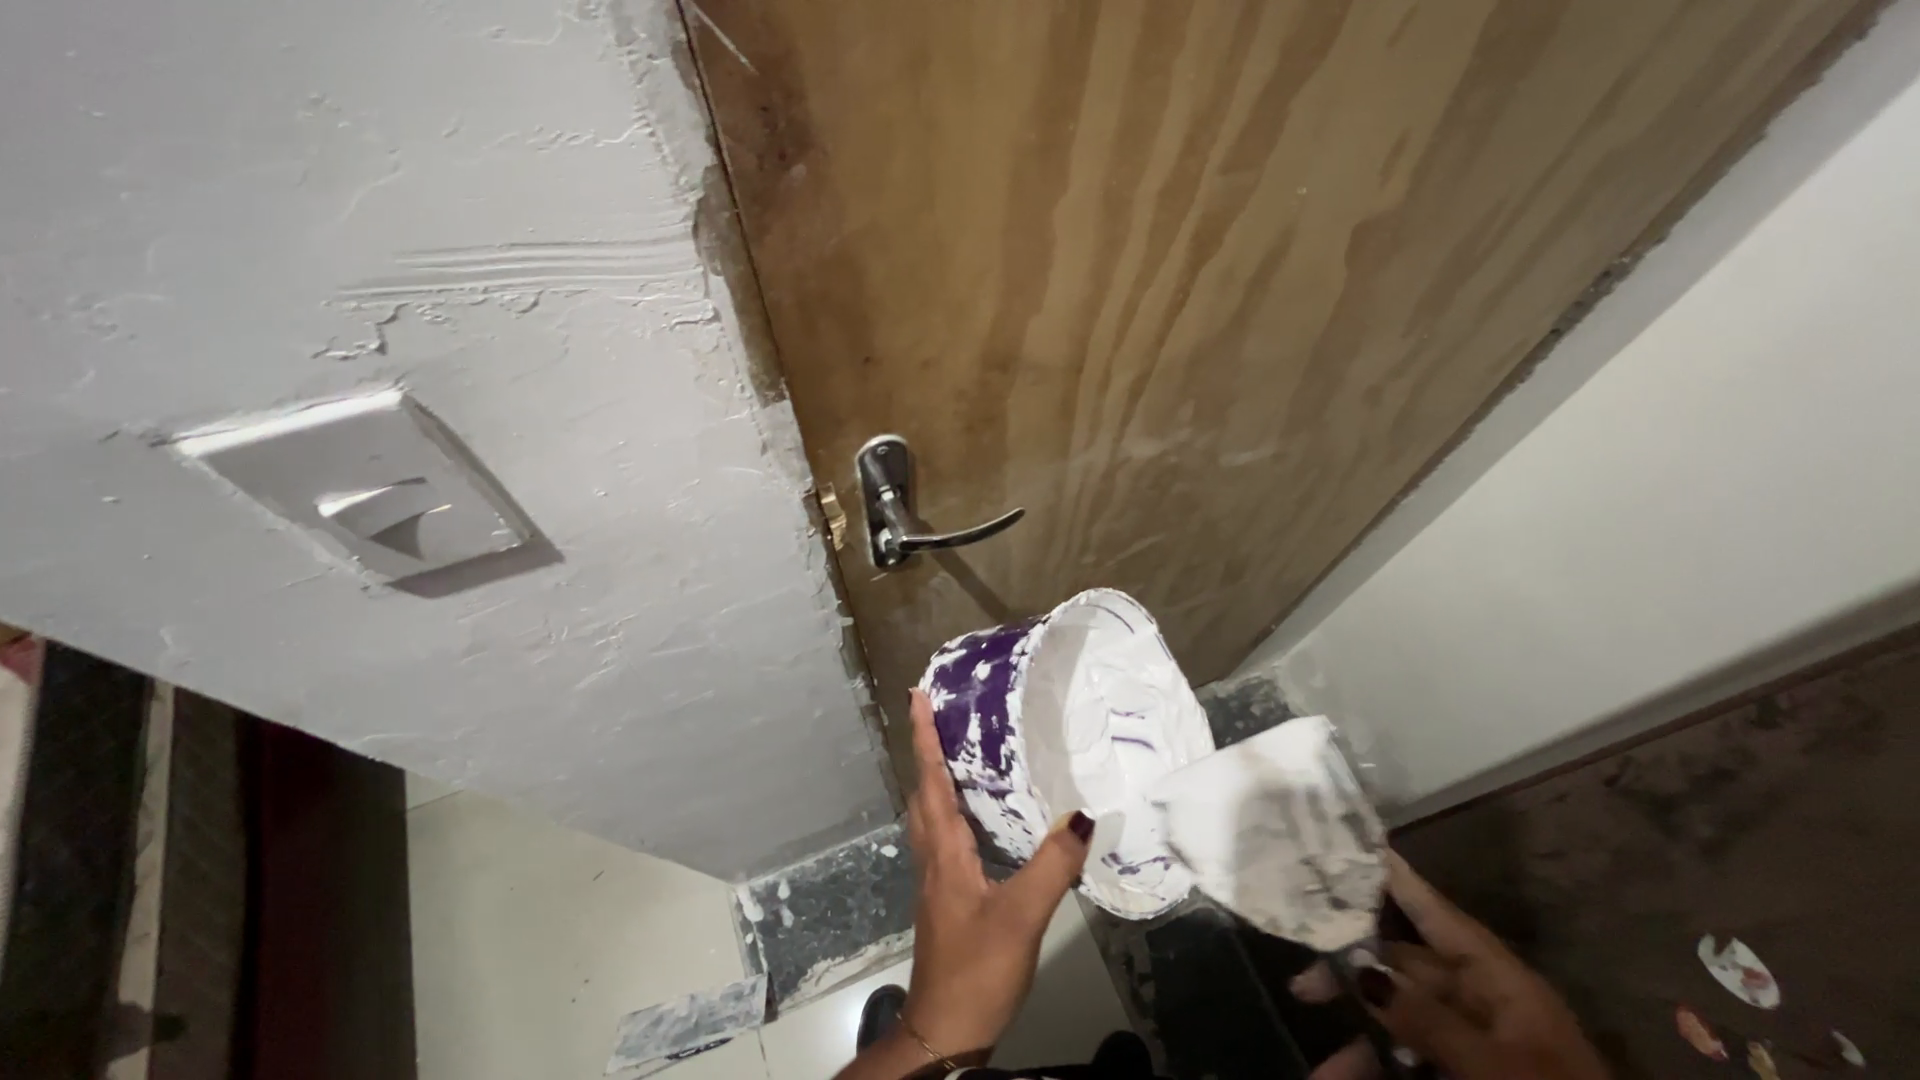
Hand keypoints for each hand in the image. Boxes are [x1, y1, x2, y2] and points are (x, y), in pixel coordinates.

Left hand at [899, 687, 1092, 1058]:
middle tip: (940, 715)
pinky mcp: (946, 898)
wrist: (944, 1029)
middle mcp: (933, 857)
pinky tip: (975, 819)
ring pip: (928, 814)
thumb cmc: (977, 969)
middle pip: (922, 791)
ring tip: (956, 753)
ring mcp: (936, 880)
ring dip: (935, 778)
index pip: (931, 781)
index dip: (924, 737)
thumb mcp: (1022, 916)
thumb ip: (1051, 865)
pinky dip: (949, 810)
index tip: (918, 695)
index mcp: (944, 852)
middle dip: (926, 750)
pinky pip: (942, 837)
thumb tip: (1082, 814)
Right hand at [1293, 851, 1609, 1079]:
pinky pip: (1408, 1062)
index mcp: (1501, 982)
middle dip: (1353, 977)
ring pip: (1399, 1024)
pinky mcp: (1463, 1074)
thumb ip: (1427, 1017)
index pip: (1438, 916)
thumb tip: (1360, 970)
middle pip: (1405, 970)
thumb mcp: (1494, 1063)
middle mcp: (1483, 1003)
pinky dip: (1374, 1066)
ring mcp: (1475, 1045)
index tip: (1353, 845)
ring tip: (1323, 1070)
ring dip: (1358, 1040)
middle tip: (1302, 986)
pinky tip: (1338, 1077)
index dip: (1398, 882)